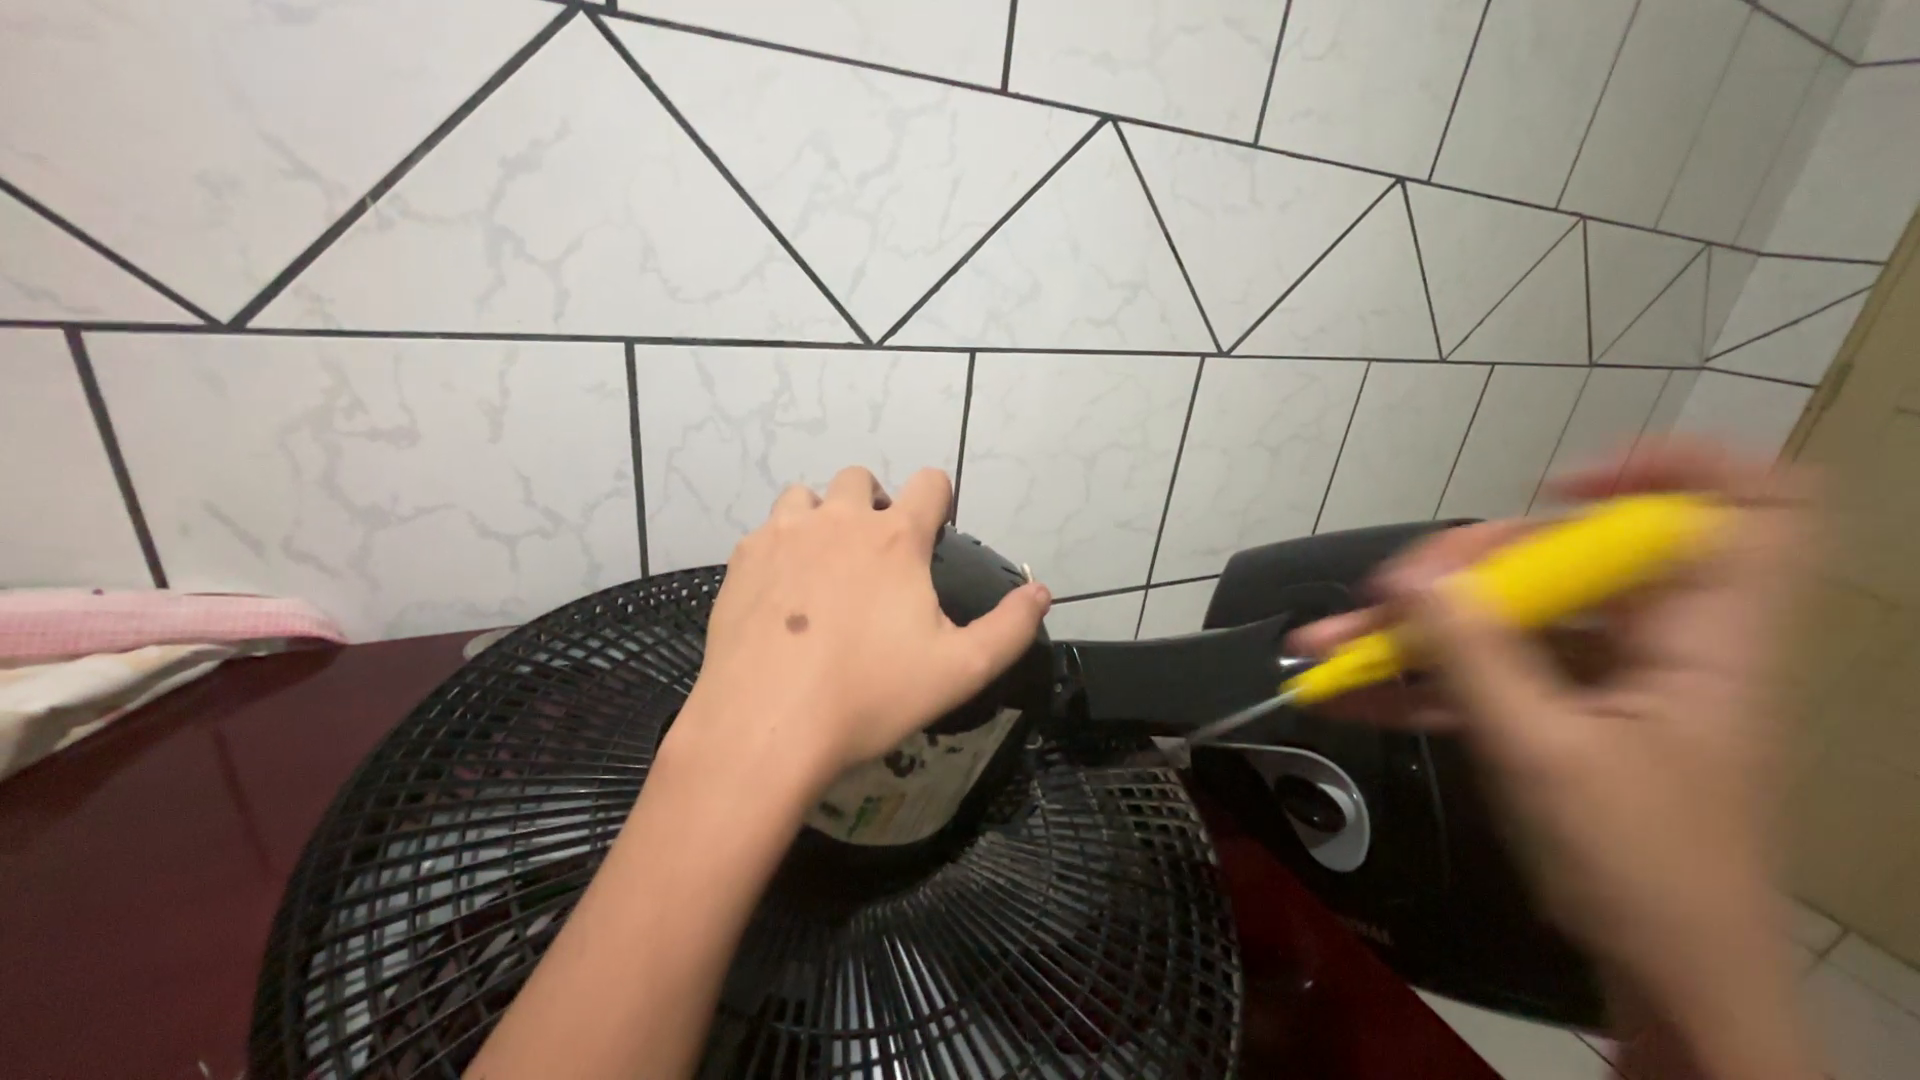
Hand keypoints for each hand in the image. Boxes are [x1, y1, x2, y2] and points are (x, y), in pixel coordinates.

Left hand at [666, 465, 1051, 793]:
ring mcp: (783, 535)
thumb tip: (1041, 593)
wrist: (767, 725)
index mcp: (895, 538)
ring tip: (825, 567)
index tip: (935, 533)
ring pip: (806, 497)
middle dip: (875, 505)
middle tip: (878, 557)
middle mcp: (838, 520)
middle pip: (861, 479)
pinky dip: (781, 549)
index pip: (930, 482)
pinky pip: (766, 533)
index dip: (940, 500)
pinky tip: (783, 596)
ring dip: (822, 517)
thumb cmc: (870, 695)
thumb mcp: (961, 670)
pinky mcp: (742, 561)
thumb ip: (1010, 627)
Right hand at [1292, 439, 1815, 1077]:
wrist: (1666, 978)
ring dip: (1412, 630)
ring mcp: (1604, 682)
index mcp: (1704, 639)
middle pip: (1563, 561)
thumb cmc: (1637, 868)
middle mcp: (1658, 644)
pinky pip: (1484, 674)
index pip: (1743, 506)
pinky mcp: (1561, 717)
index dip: (1660, 472)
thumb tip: (1406, 574)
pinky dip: (1418, 681)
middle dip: (1457, 574)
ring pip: (1506, 620)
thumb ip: (1471, 656)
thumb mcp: (1543, 755)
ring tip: (1324, 646)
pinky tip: (1347, 694)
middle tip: (1380, 602)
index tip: (1555, 487)